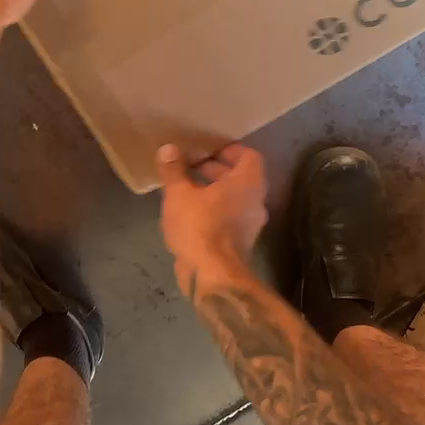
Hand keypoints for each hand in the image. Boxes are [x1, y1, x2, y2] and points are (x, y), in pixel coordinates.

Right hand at [157, 143, 268, 276]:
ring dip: (212, 191)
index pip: (249, 156)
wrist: (211, 275)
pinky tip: (188, 214)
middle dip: (214, 170)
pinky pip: (229, 216)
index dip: (228, 149)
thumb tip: (168, 149)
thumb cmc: (199, 226)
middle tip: (189, 166)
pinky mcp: (240, 242)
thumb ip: (174, 170)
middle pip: (240, 177)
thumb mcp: (179, 194)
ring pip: (233, 199)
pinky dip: (213, 210)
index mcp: (247, 183)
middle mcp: (255, 201)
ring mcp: (250, 224)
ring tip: (184, 189)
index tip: (205, 150)